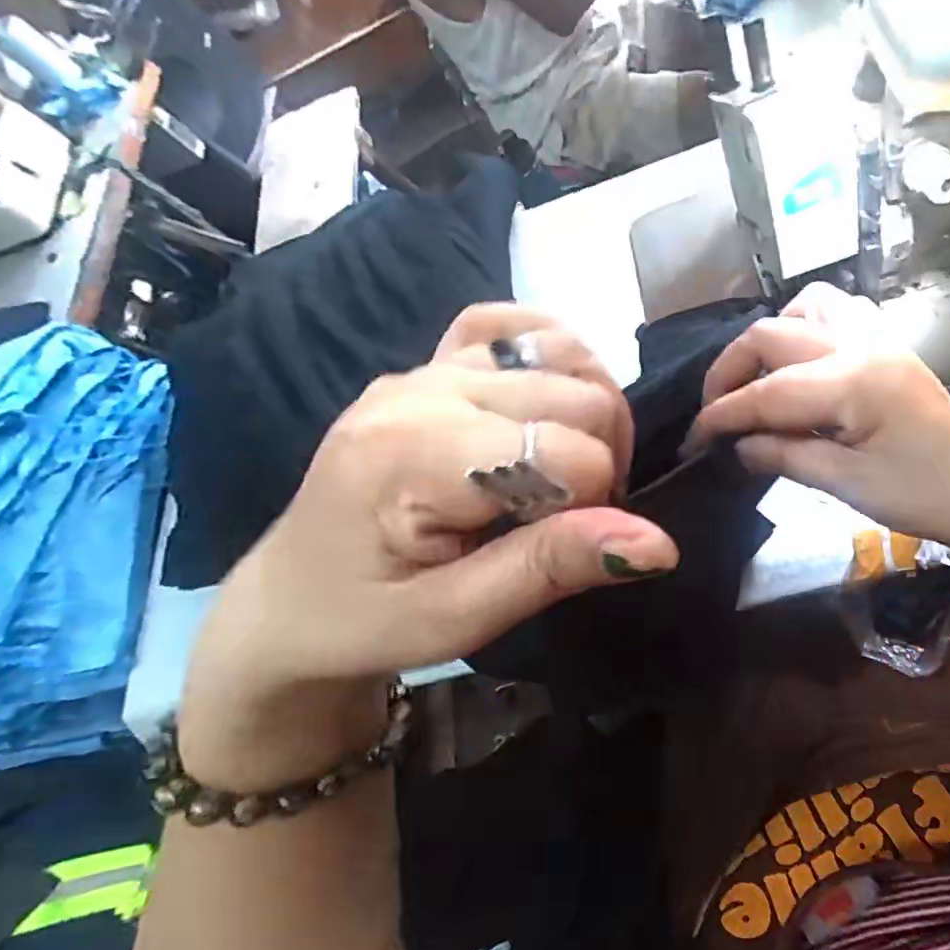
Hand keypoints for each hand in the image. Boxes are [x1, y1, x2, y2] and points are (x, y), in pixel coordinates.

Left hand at [178, 305, 677, 787]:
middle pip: (576, 394)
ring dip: (589, 411)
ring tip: (565, 472)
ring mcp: (419, 368)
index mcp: (413, 453)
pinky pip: (507, 327)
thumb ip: (551, 567)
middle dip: (601, 460)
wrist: (290, 603)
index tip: (565, 550)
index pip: (568, 452)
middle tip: (569, 521)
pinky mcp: (424, 367)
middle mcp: (417, 389)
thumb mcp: (456, 617)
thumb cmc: (365, 623)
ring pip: (559, 352)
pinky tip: (548, 404)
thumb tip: (659, 542)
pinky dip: (551, 355)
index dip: (594, 508)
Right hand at [685, 285, 949, 552]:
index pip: (765, 392)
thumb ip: (783, 455)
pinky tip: (798, 362)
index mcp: (853, 382)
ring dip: (766, 341)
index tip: (692, 440)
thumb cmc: (920, 496)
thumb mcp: (844, 484)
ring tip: (754, 382)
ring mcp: (877, 337)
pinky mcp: (886, 345)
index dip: (720, 415)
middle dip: (729, 372)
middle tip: (714, 415)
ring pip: (802, 308)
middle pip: (770, 335)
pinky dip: (802, 328)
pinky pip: (835, 311)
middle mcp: (861, 344)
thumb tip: (736, 444)